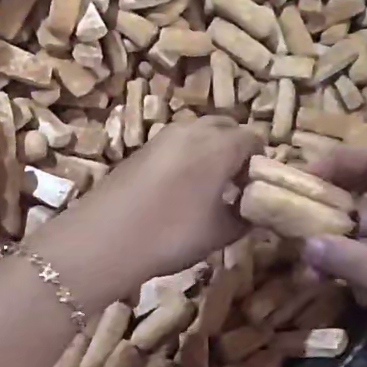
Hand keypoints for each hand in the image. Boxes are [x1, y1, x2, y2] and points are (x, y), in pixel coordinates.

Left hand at [30, 117, 260, 308]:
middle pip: (226, 128)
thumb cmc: (173, 233)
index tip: (256, 188)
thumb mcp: (220, 232)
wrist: (106, 238)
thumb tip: (254, 210)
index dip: (260, 163)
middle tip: (235, 184)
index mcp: (221, 144)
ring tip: (206, 188)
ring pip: (198, 133)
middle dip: (235, 150)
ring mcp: (163, 135)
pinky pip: (175, 144)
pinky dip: (185, 158)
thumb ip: (245, 217)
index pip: (254, 140)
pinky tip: (178, 190)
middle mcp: (194, 129)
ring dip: (209, 152)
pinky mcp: (141, 149)